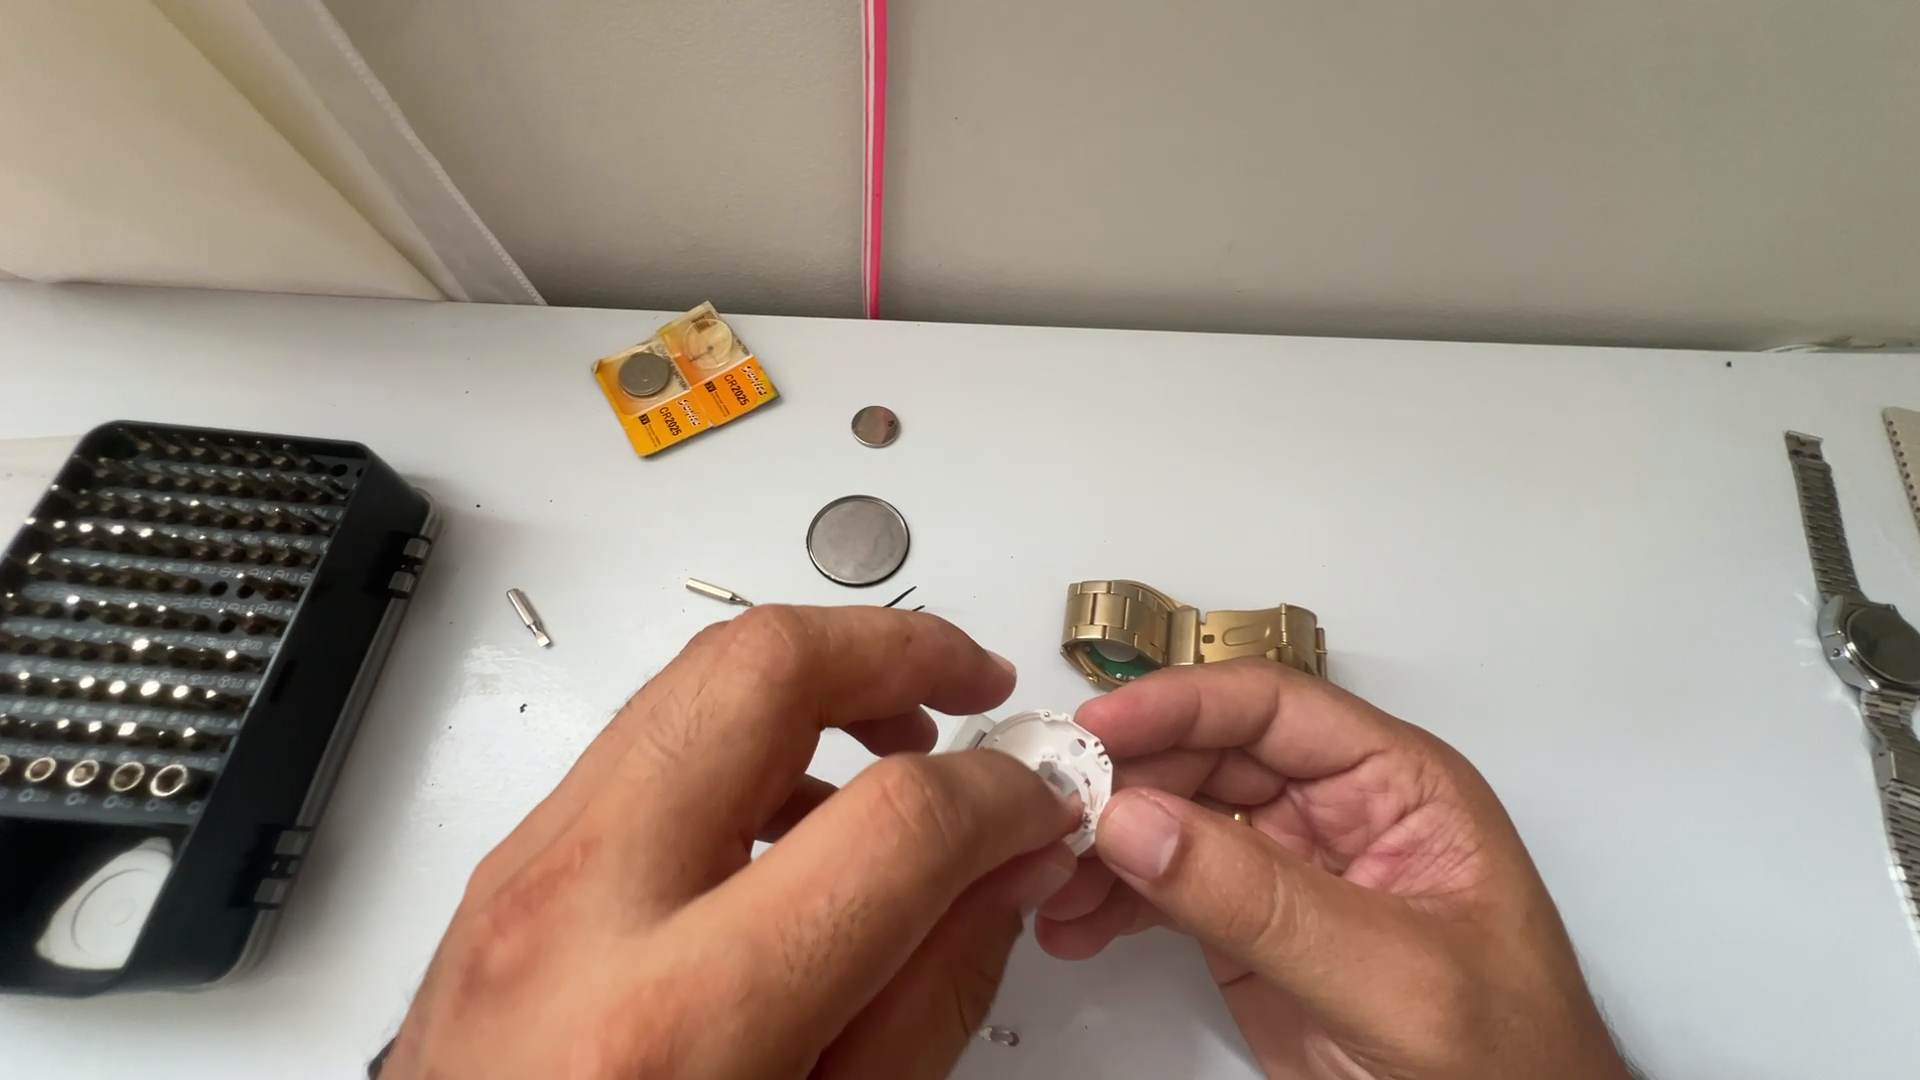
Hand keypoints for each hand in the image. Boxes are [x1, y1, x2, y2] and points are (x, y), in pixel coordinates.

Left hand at [382, 606, 1079, 1079]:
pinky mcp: (520, 854)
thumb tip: (1013, 853)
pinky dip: (768, 726)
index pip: (890, 825)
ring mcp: (530, 865)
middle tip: (976, 677)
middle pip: (765, 669)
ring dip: (834, 670)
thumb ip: (937, 988)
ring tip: (911, 731)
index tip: (1038, 799)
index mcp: (676, 1029)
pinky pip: (668, 731)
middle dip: (899, 647)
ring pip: (709, 672)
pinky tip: (816, 800)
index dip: (997, 795)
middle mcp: (581, 908)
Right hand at [1035, 659, 1632, 1079]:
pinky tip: (1076, 923)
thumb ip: (1262, 899)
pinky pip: (1159, 881)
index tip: (1101, 726)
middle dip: (1126, 780)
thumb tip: (1133, 821)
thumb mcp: (1395, 981)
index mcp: (1387, 779)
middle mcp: (1324, 801)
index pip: (1269, 705)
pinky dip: (1111, 897)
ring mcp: (1275, 856)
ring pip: (1167, 813)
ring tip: (1057, 882)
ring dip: (1105, 843)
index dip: (1179, 703)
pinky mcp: (1238, 912)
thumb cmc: (1508, 1069)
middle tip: (1060, 811)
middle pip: (1200, 753)